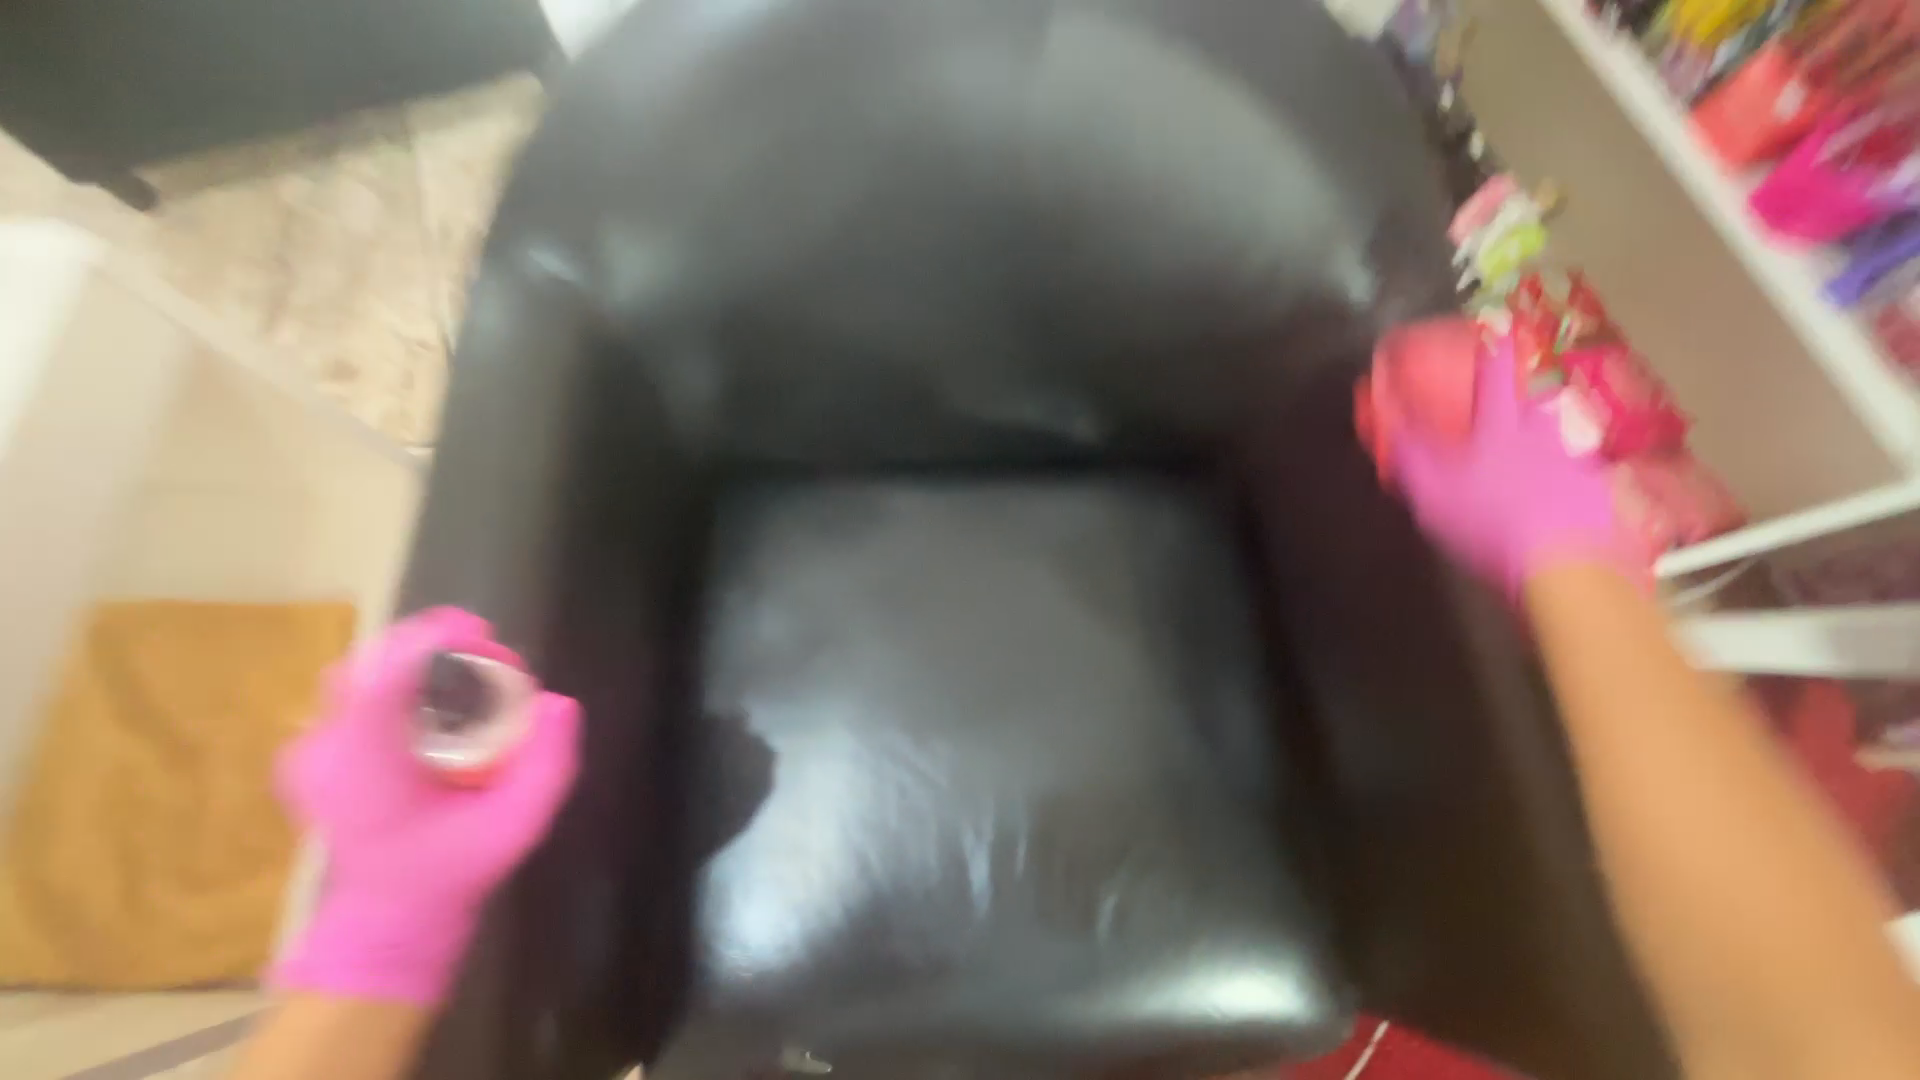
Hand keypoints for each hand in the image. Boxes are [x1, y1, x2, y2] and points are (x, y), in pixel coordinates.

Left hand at [272, 607, 580, 1004]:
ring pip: (365, 670)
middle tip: (492, 661)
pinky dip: (406, 675)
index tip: (478, 630)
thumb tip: (558, 701)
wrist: (386, 916)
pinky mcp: (316, 746)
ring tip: (472, 673)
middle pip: (373, 664)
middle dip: (437, 647)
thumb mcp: (519, 826)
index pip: (382, 683)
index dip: (429, 643)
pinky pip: (361, 687)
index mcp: (363, 771)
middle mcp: (324, 750)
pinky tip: (442, 694)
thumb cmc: (452, 870)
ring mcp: (310, 747)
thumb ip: (548, 765)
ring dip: (421, 658)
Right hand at [1390, 338, 1625, 593]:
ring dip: (1542, 438)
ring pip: (1557, 438)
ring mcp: (1577, 463)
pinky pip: (1573, 475)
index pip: (1498, 375)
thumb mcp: (1432, 488)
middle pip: (1537, 400)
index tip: (1499, 324)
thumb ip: (1407, 449)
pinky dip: (1558, 479)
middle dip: (1526, 390)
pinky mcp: (1599, 494)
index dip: (1496, 348)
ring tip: (1527, 454)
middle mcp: (1545, 435)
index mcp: (1502, 428)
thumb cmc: (1490, 521)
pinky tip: (1547, 500)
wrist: (1568, 566)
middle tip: (1517, 389)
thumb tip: (1383, 410)